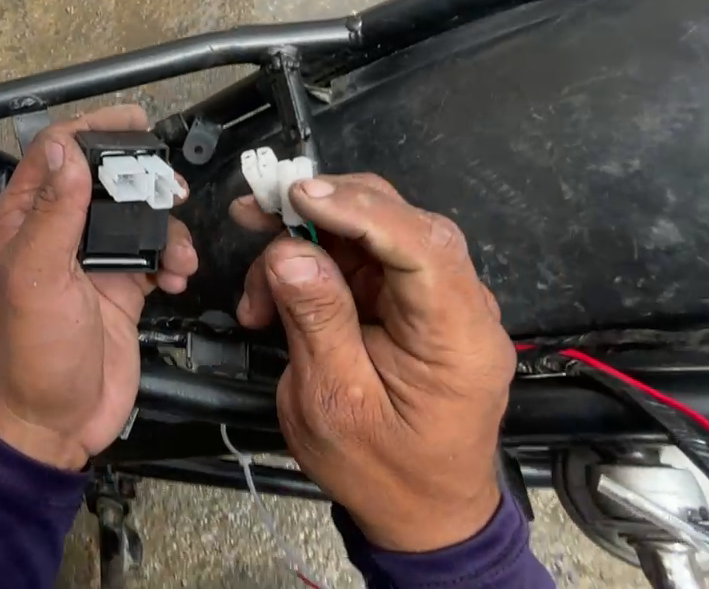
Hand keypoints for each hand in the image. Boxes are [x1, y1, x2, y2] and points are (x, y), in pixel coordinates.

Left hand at [0, 105, 199, 469]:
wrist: (52, 424)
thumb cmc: (28, 353)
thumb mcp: (36, 276)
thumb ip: (53, 212)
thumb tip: (65, 151)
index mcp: (25, 219)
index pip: (56, 154)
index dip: (90, 129)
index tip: (132, 120)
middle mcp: (57, 230)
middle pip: (103, 178)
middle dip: (140, 176)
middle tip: (171, 185)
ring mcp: (91, 259)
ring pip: (134, 215)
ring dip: (163, 224)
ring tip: (176, 251)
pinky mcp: (120, 287)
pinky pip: (152, 255)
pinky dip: (170, 259)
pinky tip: (175, 278)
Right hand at [231, 173, 514, 552]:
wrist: (416, 513)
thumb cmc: (380, 470)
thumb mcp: (334, 402)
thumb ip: (316, 322)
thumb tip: (290, 252)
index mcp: (455, 337)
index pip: (422, 247)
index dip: (359, 209)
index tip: (296, 195)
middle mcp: (454, 306)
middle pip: (398, 222)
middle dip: (322, 207)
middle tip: (253, 211)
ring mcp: (427, 300)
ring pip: (365, 231)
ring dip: (300, 242)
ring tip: (254, 288)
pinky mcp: (399, 301)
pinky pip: (349, 258)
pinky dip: (302, 266)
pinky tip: (268, 299)